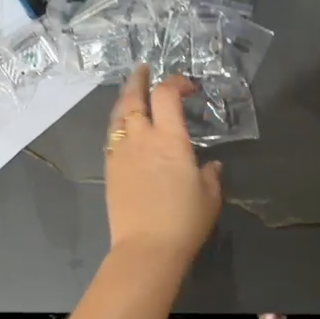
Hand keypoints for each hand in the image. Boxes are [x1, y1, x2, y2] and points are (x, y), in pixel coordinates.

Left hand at [104, 66, 222, 267]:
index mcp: (170, 140)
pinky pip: (111, 137)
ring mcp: (121, 153)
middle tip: (144, 70)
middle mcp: (142, 139)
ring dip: (125, 100)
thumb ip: (210, 175)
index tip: (187, 87)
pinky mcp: (109, 170)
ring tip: (131, 95)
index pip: (166, 95)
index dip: (175, 82)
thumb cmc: (184, 221)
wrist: (147, 248)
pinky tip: (123, 129)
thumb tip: (210, 166)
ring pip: (118, 115)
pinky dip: (118, 125)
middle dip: (139, 79)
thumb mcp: (209, 196)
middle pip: (134, 97)